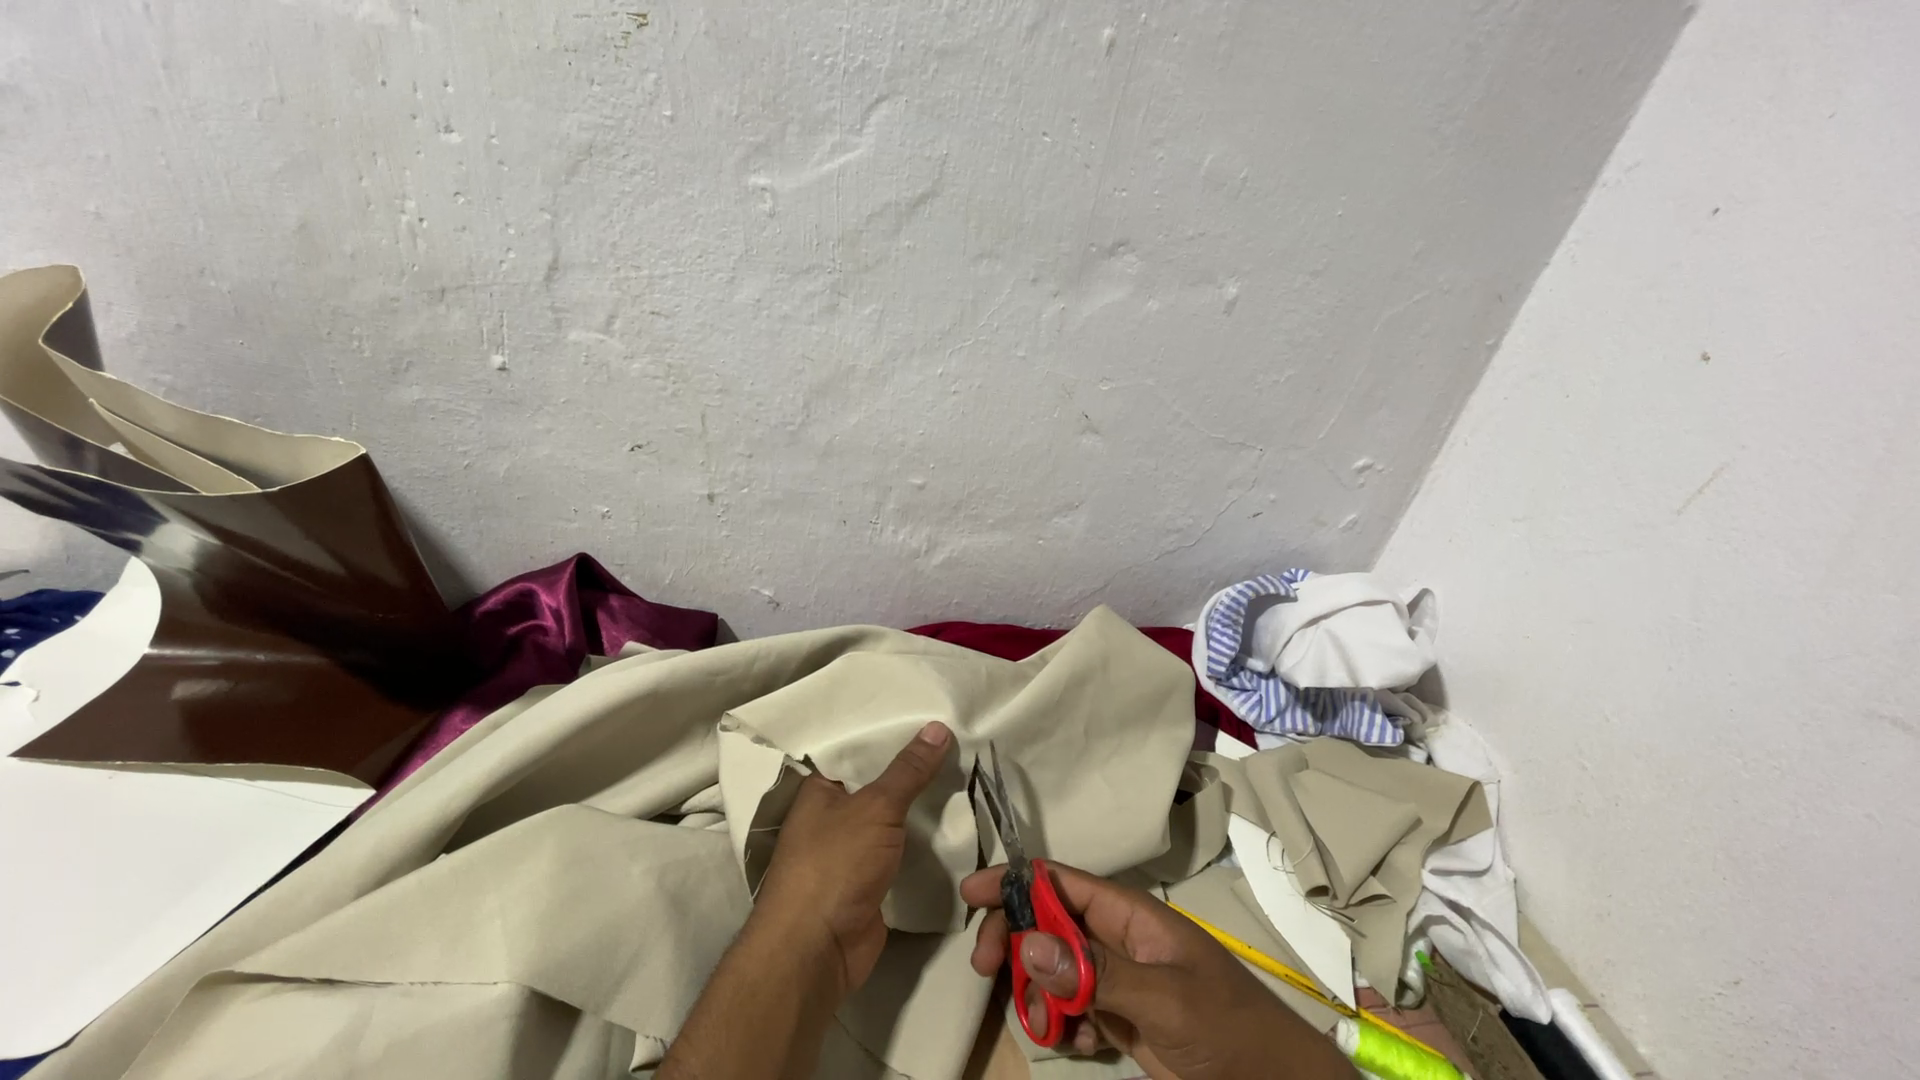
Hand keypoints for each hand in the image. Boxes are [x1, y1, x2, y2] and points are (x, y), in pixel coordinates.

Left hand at [752, 721, 954, 998]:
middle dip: (913, 770)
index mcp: (819, 790)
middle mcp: (831, 817)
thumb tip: (938, 727)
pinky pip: (901, 852)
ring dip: (921, 807)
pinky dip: (923, 841)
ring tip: (965, 773)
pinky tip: (955, 823)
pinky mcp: (870, 883)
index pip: (856, 750)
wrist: (818, 949)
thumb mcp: (875, 807)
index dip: (890, 734)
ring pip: (892, 819)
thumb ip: (908, 771)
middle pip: (878, 784)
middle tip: (958, 742)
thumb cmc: (834, 864)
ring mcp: (851, 852)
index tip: (930, 715)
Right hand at [962, 862, 1356, 1079]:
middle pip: (1047, 923)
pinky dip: (1061, 1024)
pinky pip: (1070, 1009)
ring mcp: (1116, 978)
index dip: (1014, 880)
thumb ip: (1099, 971)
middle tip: (987, 969)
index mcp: (1130, 914)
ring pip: (1053, 970)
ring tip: (1044, 1023)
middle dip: (1015, 941)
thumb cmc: (1228, 1027)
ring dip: (1037, 992)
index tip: (970, 894)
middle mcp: (1116, 939)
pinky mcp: (1118, 1016)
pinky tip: (1074, 1043)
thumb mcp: (1167, 998)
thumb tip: (1029, 943)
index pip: (1060, 881)